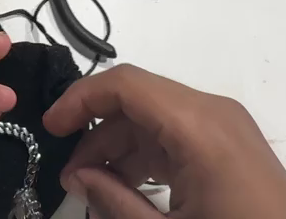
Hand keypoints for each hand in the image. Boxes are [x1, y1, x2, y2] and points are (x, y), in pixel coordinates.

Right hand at [43, 65, 285, 218]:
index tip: (49, 127)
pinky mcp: (236, 147)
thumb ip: (115, 201)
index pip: (125, 84)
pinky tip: (129, 189)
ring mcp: (229, 127)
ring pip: (156, 116)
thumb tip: (76, 175)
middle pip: (138, 99)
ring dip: (121, 146)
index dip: (80, 99)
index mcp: (199, 124)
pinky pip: (179, 134)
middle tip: (71, 175)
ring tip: (94, 187)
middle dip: (98, 131)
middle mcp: (214, 111)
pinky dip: (149, 155)